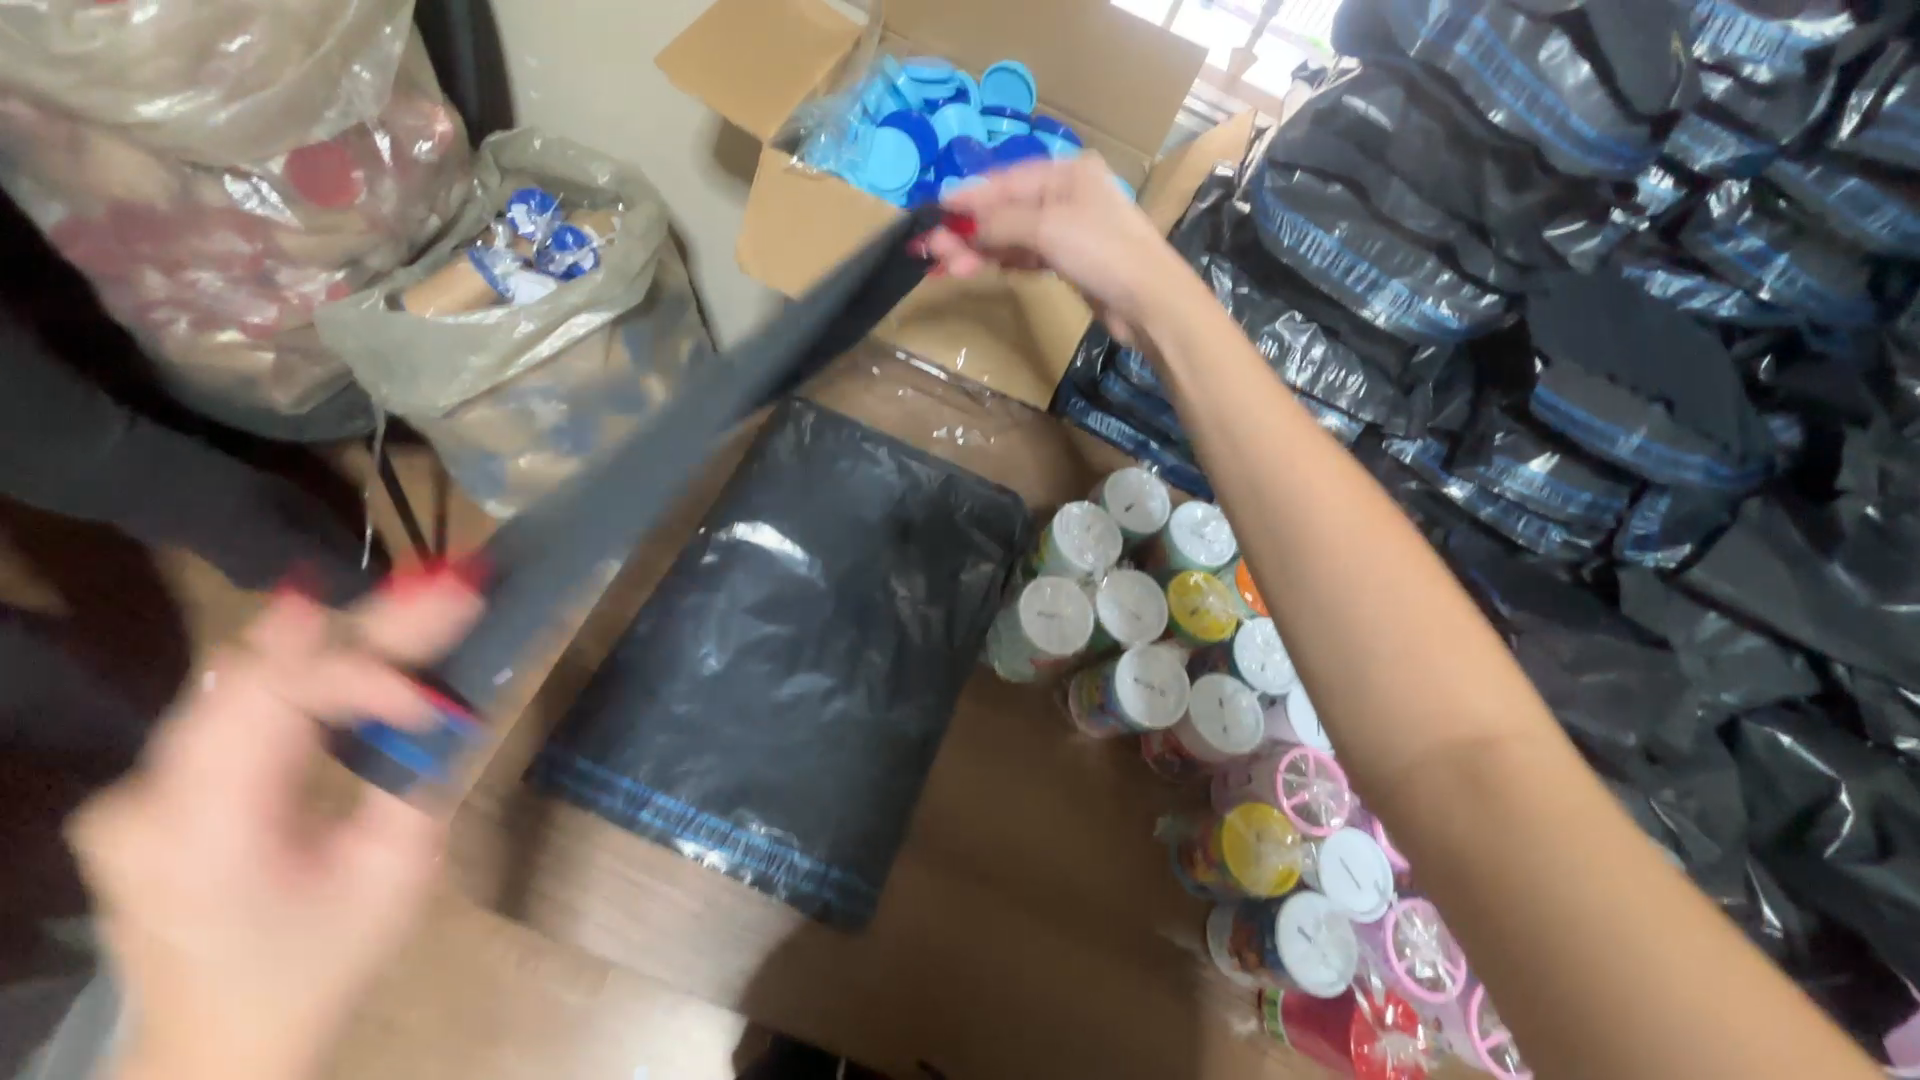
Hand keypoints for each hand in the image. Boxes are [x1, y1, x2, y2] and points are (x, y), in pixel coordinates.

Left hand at [67, 568, 484, 1079]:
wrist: (219, 1042)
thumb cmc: (319, 967)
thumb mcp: (392, 878)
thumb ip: (415, 777)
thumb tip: (454, 698)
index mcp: (201, 830)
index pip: (275, 700)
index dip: (367, 676)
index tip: (443, 700)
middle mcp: (148, 793)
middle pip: (262, 672)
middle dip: (371, 625)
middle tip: (456, 580)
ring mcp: (142, 786)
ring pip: (250, 677)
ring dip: (346, 638)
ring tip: (426, 598)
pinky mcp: (161, 783)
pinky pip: (242, 703)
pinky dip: (316, 669)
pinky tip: (366, 635)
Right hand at [918, 154, 1194, 344]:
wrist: (1150, 302)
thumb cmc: (1103, 252)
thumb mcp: (1047, 228)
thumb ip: (1000, 222)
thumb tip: (960, 223)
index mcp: (1066, 172)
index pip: (1004, 181)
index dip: (967, 199)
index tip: (932, 215)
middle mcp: (1067, 194)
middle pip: (1005, 210)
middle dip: (968, 231)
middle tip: (932, 252)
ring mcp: (1069, 229)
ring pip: (1012, 236)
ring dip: (979, 250)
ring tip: (946, 267)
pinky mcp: (1070, 261)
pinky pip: (1026, 256)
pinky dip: (1002, 262)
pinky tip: (977, 269)